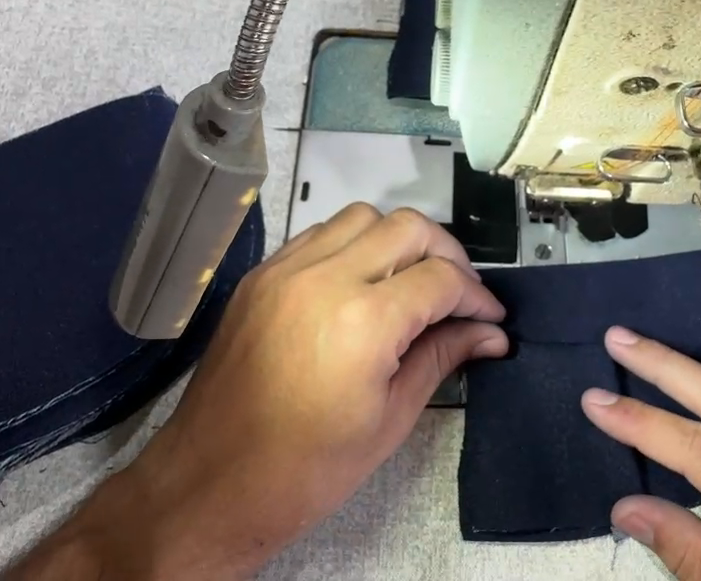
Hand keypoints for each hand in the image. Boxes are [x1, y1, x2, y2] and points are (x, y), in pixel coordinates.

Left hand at [12, 204, 507, 579]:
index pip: (440, 278)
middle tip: (458, 292)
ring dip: (397, 239)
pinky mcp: (262, 273)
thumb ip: (442, 358)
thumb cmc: (307, 471)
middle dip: (446, 253)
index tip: (490, 317)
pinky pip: (319, 232)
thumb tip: (491, 333)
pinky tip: (361, 280)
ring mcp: (286, 269)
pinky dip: (352, 243)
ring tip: (409, 280)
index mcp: (363, 321)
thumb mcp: (389, 421)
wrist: (209, 484)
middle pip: (407, 227)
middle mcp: (324, 277)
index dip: (476, 295)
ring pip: (362, 216)